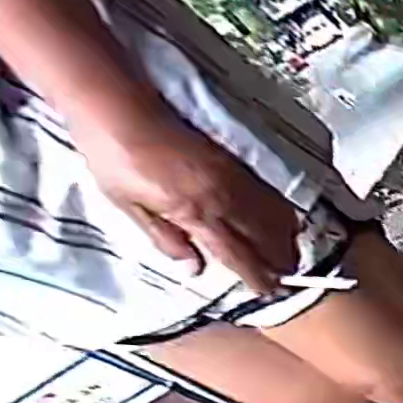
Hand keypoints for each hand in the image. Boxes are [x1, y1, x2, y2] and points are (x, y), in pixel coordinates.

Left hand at [75, 114, 299, 292]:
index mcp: (196, 215)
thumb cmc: (115, 157)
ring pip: (283, 228)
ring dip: (287, 247)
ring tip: (283, 257)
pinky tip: (282, 230)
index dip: (257, 278)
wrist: (122, 110)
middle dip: (280, 266)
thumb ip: (164, 238)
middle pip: (272, 246)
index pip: (241, 258)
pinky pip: (280, 207)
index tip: (266, 292)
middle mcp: (228, 205)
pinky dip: (287, 224)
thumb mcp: (125, 202)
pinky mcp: (246, 174)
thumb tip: (193, 269)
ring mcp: (242, 188)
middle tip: (279, 278)